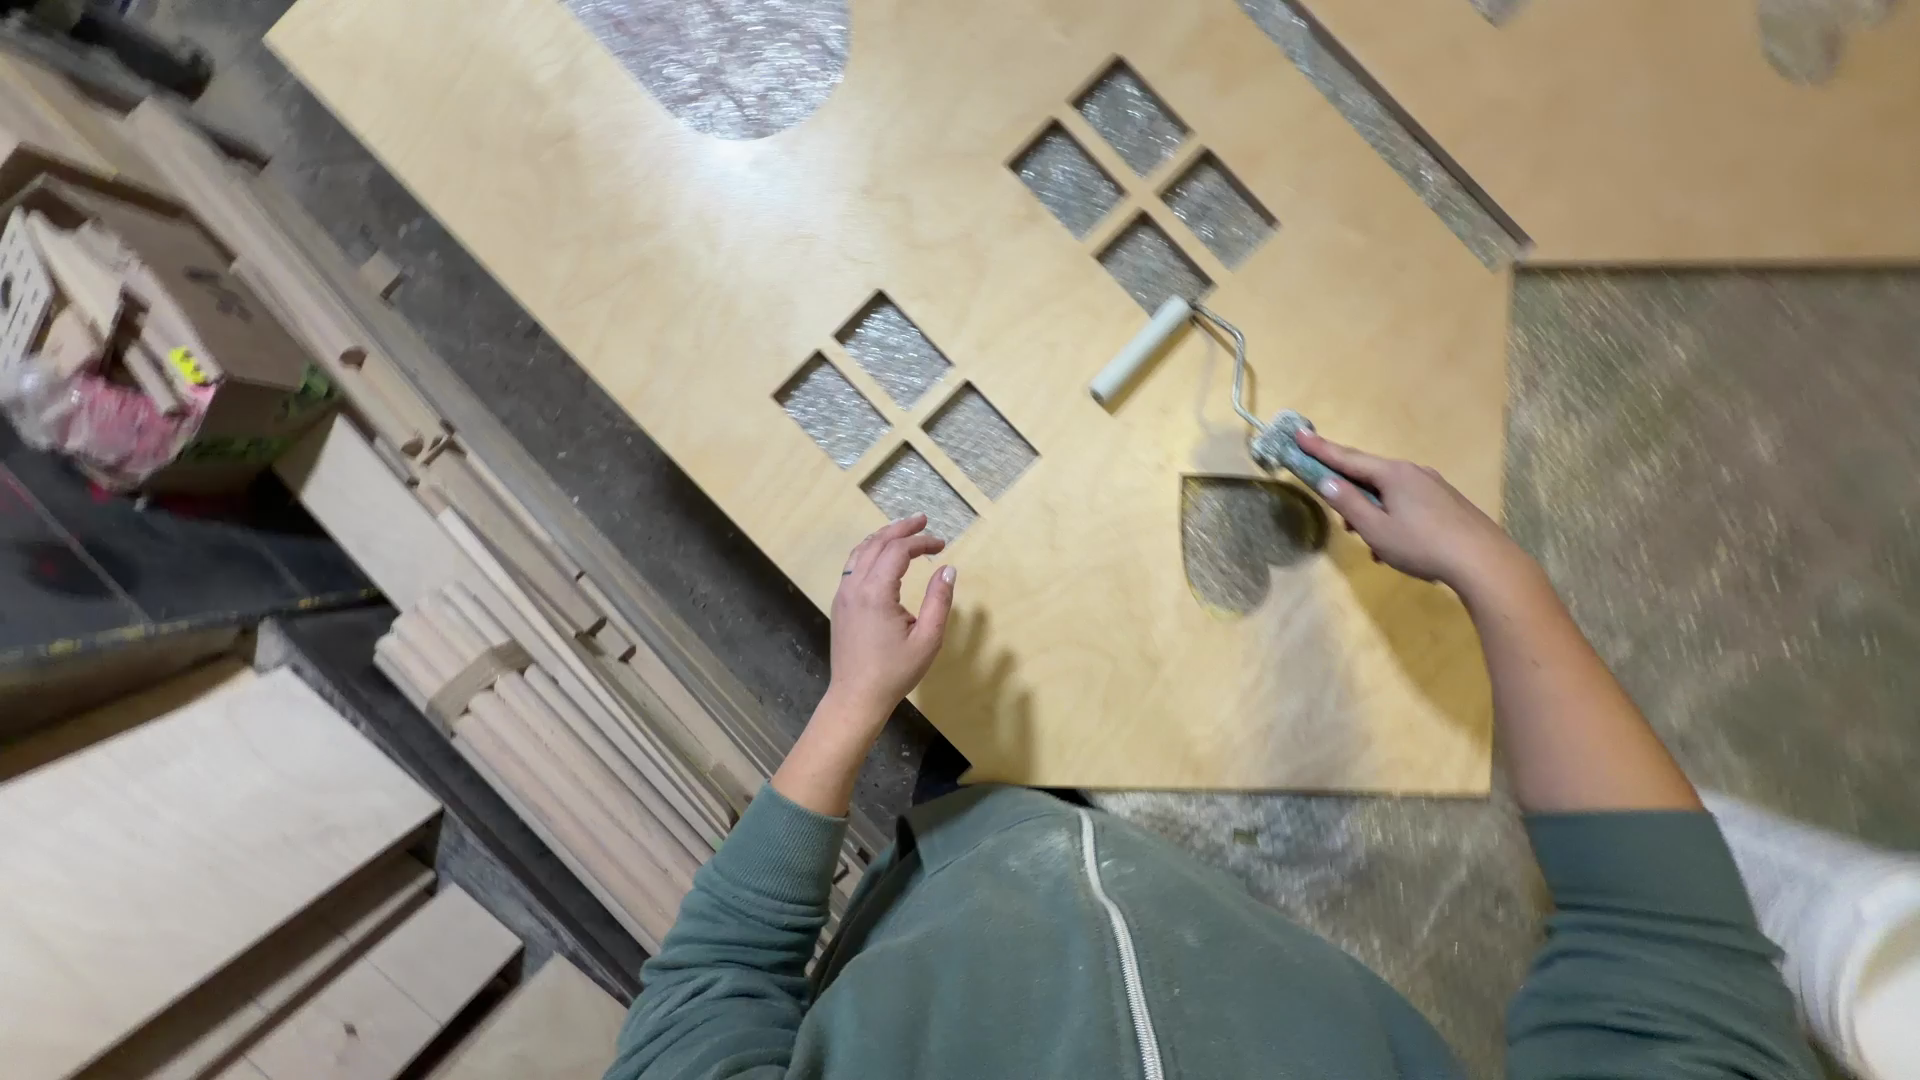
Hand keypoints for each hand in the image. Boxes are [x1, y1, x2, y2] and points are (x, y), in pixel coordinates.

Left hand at [826, 513, 956, 721]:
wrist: (856, 696)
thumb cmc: (895, 672)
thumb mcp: (928, 640)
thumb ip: (939, 602)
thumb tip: (948, 569)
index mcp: (876, 593)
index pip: (898, 551)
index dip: (921, 541)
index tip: (942, 544)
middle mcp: (855, 586)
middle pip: (877, 543)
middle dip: (901, 528)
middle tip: (923, 519)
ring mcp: (843, 594)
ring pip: (861, 551)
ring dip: (883, 536)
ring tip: (904, 530)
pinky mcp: (840, 603)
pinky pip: (853, 565)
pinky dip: (870, 550)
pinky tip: (882, 554)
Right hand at [1295, 430, 1523, 589]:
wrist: (1484, 562)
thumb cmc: (1421, 544)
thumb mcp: (1375, 528)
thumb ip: (1348, 503)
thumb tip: (1327, 481)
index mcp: (1392, 474)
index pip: (1347, 458)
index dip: (1320, 449)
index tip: (1298, 434)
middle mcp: (1413, 472)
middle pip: (1369, 475)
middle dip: (1349, 493)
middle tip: (1340, 516)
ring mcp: (1433, 486)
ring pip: (1389, 493)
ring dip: (1372, 513)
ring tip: (1372, 543)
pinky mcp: (1446, 503)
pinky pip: (1407, 503)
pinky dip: (1392, 519)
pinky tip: (1395, 547)